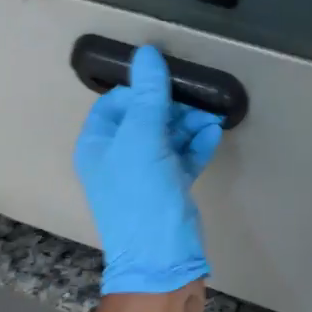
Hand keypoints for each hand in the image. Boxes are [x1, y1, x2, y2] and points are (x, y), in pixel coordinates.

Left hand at [73, 46, 223, 294]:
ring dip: (189, 123)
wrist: (161, 258)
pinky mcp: (167, 188)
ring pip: (166, 136)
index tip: (169, 84)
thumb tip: (147, 53)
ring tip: (212, 115)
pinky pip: (181, 157)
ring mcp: (143, 174)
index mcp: (98, 145)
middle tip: (197, 99)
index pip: (116, 102)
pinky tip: (213, 134)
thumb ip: (146, 95)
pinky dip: (196, 144)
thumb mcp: (141, 139)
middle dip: (172, 106)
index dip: (142, 90)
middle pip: (145, 117)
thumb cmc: (141, 196)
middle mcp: (117, 157)